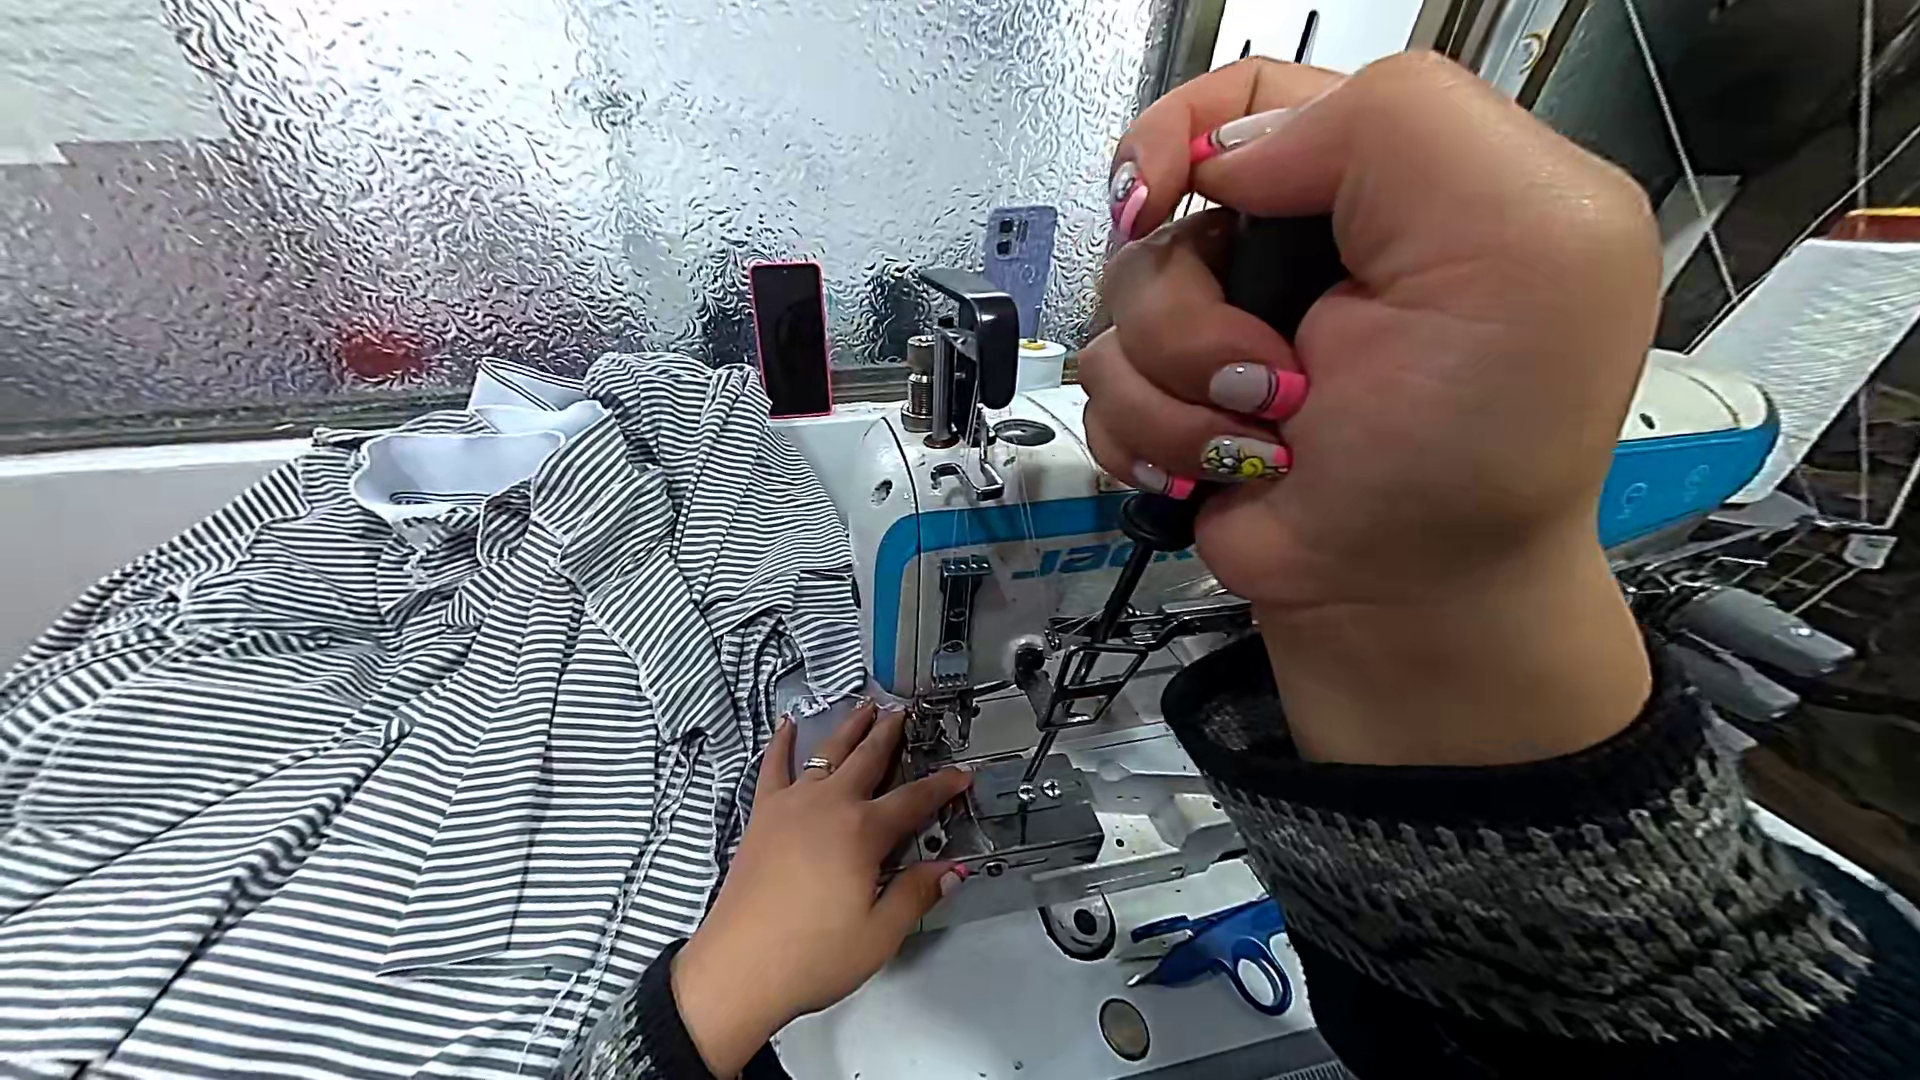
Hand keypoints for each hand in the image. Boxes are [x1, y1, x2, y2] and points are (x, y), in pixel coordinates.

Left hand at [670, 703, 972, 1076]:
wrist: (737, 970)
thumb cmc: (812, 957)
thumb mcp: (878, 934)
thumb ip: (917, 894)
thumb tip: (954, 869)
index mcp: (863, 831)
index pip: (914, 799)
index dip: (943, 785)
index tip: (962, 774)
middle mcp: (831, 804)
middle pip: (870, 758)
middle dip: (891, 733)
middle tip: (904, 712)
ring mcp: (794, 803)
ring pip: (829, 752)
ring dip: (850, 727)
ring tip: (866, 706)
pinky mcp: (764, 813)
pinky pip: (774, 767)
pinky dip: (781, 743)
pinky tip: (787, 725)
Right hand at [1084, 54, 1656, 765]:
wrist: (1401, 588)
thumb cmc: (1476, 434)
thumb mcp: (1514, 242)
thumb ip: (1387, 132)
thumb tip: (1224, 164)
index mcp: (1361, 192)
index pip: (1236, 105)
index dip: (1170, 137)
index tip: (1149, 206)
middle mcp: (1271, 262)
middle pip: (1153, 240)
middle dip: (1191, 325)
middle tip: (1273, 387)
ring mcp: (1205, 346)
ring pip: (1113, 333)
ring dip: (1176, 403)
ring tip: (1255, 451)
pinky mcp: (1161, 415)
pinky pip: (1099, 401)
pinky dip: (1145, 445)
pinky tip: (1203, 476)